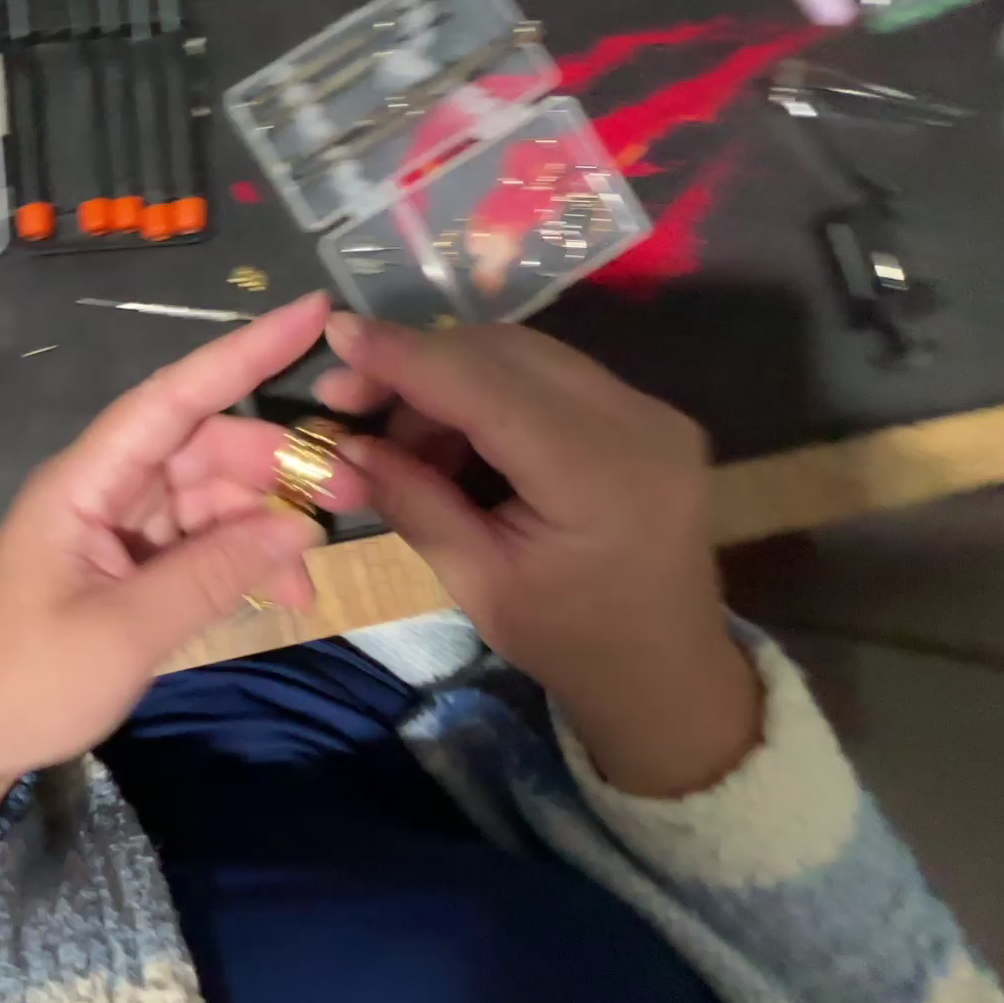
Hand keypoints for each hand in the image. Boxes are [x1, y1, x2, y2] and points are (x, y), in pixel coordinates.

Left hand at [0, 293, 365, 851]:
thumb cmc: (24, 682)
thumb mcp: (125, 632)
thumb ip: (213, 573)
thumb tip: (298, 525)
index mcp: (86, 481)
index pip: (173, 398)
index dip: (243, 353)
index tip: (313, 314)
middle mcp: (104, 489)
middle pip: (203, 449)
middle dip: (276, 464)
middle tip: (353, 491)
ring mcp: (116, 529)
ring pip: (207, 499)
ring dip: (263, 523)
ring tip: (315, 565)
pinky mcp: (126, 567)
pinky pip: (196, 545)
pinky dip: (238, 562)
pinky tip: (282, 593)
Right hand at [316, 315, 759, 796]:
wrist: (665, 668)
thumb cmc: (567, 640)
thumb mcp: (475, 582)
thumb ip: (412, 502)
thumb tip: (342, 448)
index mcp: (602, 479)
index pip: (489, 389)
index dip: (407, 357)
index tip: (338, 334)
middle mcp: (638, 423)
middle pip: (504, 353)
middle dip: (415, 364)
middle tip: (346, 401)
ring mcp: (647, 410)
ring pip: (519, 355)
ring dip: (443, 381)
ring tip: (397, 442)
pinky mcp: (637, 412)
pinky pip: (539, 375)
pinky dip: (477, 393)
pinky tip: (447, 437)